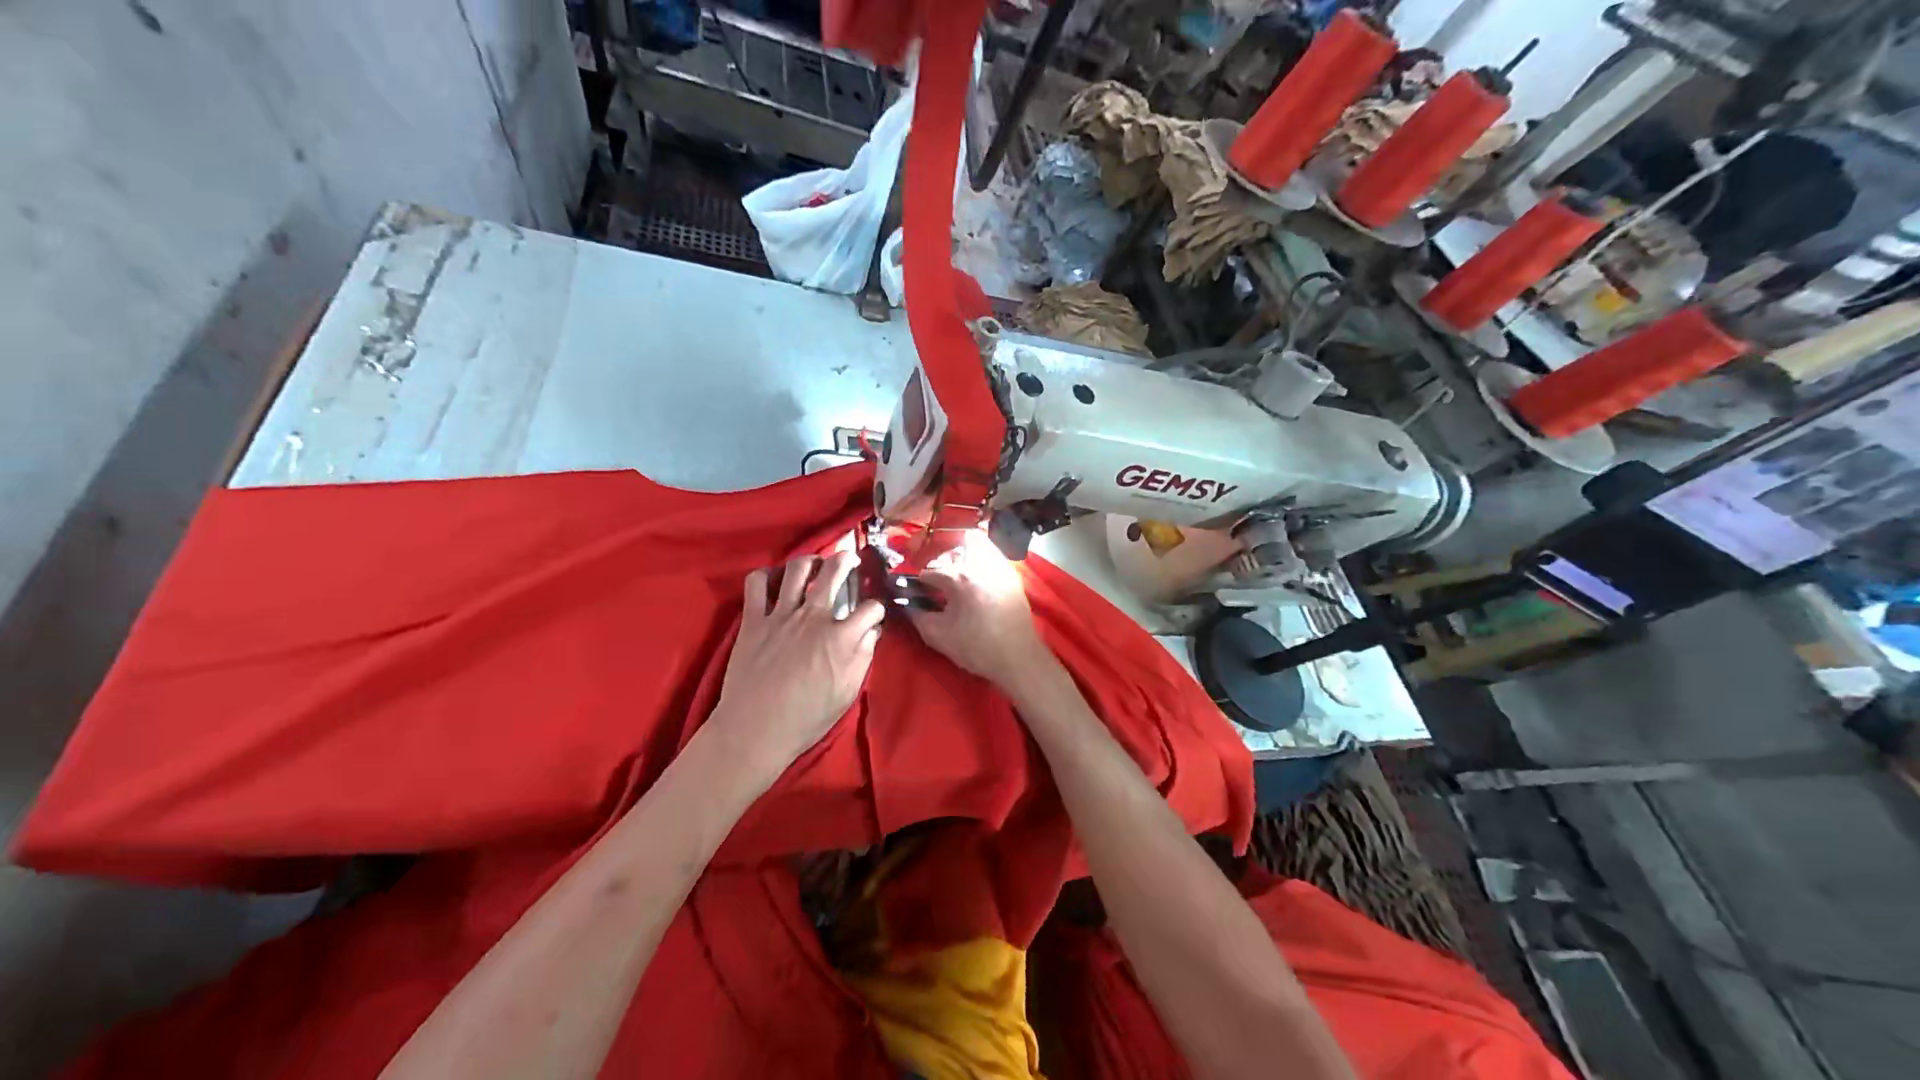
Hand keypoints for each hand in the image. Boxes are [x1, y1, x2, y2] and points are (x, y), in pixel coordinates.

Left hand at [710, 551, 885, 778]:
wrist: (756, 729)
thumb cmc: (807, 717)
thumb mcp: (847, 693)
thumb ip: (863, 657)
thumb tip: (871, 634)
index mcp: (841, 637)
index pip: (870, 608)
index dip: (876, 609)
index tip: (874, 615)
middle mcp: (814, 617)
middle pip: (834, 571)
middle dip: (846, 560)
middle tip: (848, 560)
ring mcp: (781, 615)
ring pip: (797, 569)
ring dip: (809, 561)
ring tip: (814, 564)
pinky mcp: (753, 619)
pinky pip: (756, 584)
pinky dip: (765, 575)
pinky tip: (773, 579)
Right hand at [909, 531, 1059, 693]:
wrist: (1018, 658)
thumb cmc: (977, 648)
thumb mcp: (938, 636)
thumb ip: (917, 616)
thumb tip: (908, 604)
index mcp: (959, 578)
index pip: (930, 570)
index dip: (919, 582)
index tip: (917, 592)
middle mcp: (978, 564)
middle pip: (951, 550)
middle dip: (940, 563)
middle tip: (937, 582)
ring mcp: (998, 567)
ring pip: (974, 544)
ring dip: (960, 553)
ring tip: (957, 574)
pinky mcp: (1012, 574)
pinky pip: (992, 554)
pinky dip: (980, 558)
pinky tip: (975, 577)